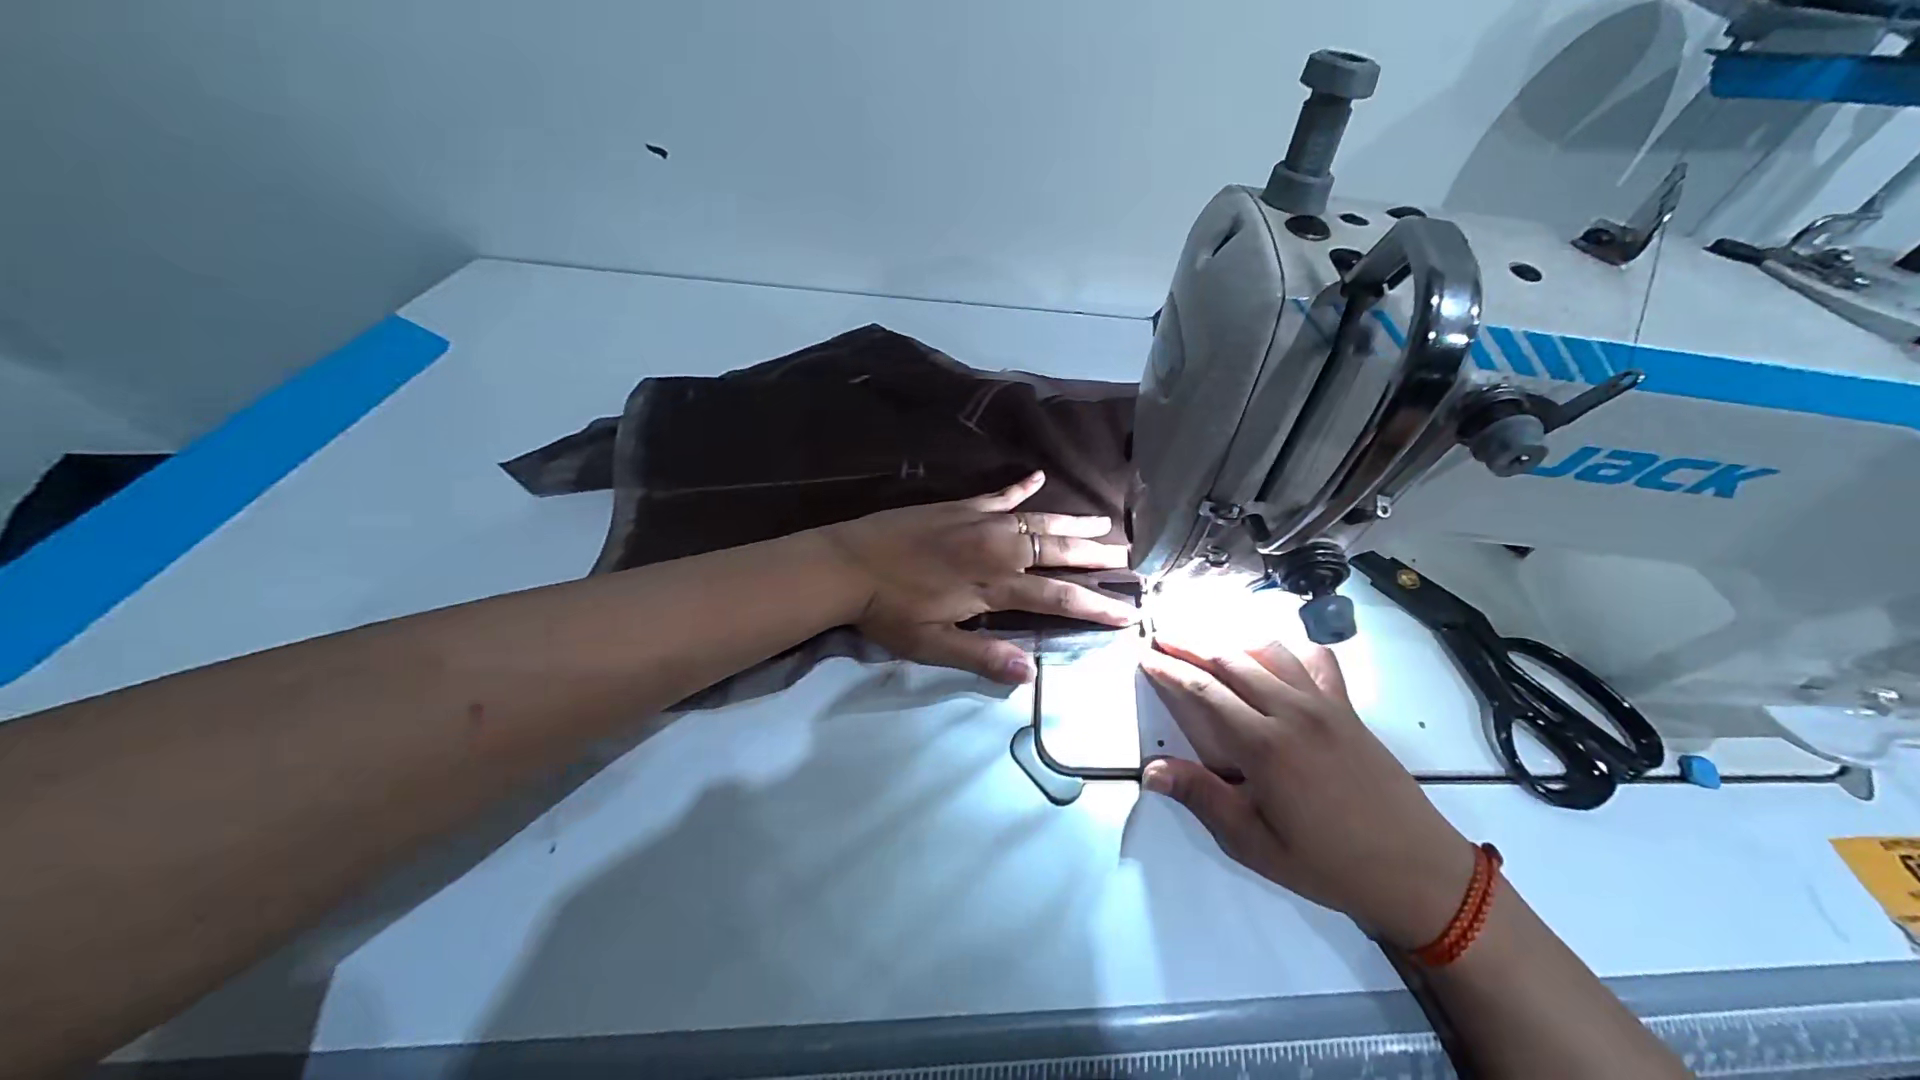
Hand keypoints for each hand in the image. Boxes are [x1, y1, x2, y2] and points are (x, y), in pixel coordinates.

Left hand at [821, 471, 1137, 683]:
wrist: (848, 563)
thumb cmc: (889, 609)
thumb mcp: (931, 644)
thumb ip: (981, 655)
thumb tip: (1029, 673)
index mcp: (993, 585)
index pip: (1056, 596)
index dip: (1094, 605)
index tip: (1128, 611)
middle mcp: (995, 549)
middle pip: (1055, 551)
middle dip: (1094, 556)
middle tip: (1128, 556)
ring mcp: (978, 523)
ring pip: (1036, 520)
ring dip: (1071, 522)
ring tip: (1104, 521)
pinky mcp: (958, 507)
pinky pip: (998, 495)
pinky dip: (1020, 487)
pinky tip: (1039, 476)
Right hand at [1139, 634, 1476, 950]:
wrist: (1417, 872)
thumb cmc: (1327, 863)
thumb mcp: (1254, 843)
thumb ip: (1202, 797)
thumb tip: (1151, 770)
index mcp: (1264, 745)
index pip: (1204, 691)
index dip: (1169, 670)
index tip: (1145, 656)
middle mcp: (1292, 712)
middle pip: (1232, 661)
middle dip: (1191, 644)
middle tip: (1164, 637)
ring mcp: (1325, 706)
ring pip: (1271, 653)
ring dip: (1233, 640)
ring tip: (1207, 638)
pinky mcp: (1349, 710)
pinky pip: (1318, 663)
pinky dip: (1292, 649)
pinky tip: (1280, 654)